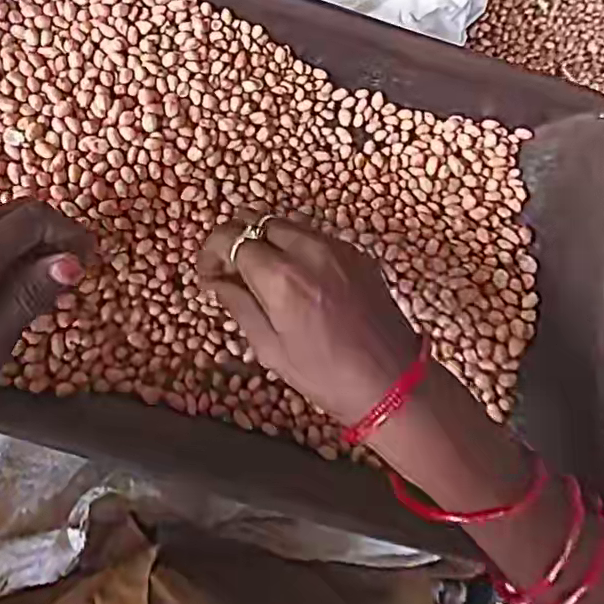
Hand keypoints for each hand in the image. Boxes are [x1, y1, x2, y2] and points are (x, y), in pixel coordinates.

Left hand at [0, 200, 94, 502]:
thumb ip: (28, 296)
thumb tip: (73, 262)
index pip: (32, 219)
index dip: (69, 233)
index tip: (90, 259)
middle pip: (13, 212)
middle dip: (50, 234)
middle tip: (74, 273)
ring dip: (25, 243)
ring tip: (45, 285)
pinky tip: (7, 286)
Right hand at [196, 214, 424, 425]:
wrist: (395, 384)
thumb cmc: (325, 375)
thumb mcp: (269, 347)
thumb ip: (238, 304)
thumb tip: (214, 280)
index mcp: (281, 278)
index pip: (231, 238)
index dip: (211, 251)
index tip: (207, 270)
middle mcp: (308, 251)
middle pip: (256, 219)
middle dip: (236, 238)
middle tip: (229, 268)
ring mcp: (337, 249)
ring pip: (285, 223)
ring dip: (264, 239)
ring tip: (260, 271)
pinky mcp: (356, 254)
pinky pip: (313, 236)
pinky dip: (293, 246)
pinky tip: (294, 276)